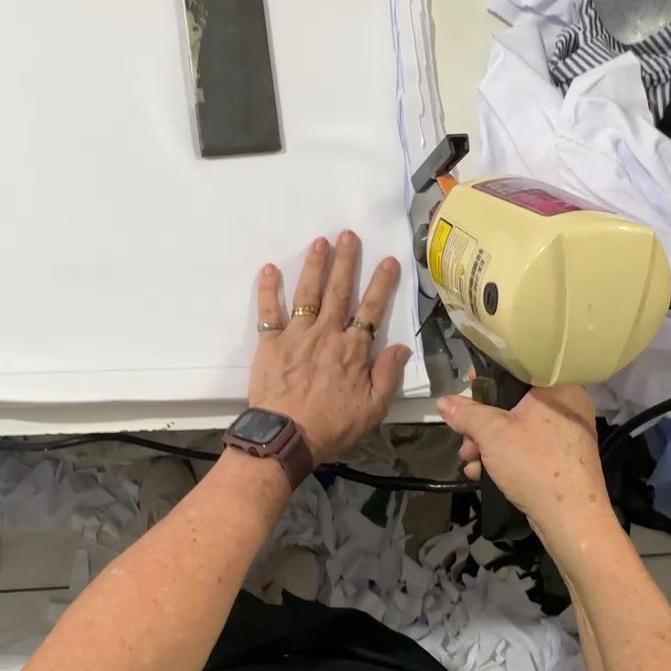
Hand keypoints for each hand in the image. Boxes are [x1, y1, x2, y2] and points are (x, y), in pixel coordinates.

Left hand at [250, 232, 412, 463]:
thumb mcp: (373, 408)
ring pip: (308, 293)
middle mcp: (326, 334)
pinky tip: (268, 269)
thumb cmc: (332, 425)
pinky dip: (268, 289)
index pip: (372, 309)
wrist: (287, 435)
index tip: (389, 261)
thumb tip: (401, 347)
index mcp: (353, 350)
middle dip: (346, 261)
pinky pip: (269, 311)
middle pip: (339, 291)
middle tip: (348, 235)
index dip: (382, 284)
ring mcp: (297, 335)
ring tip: (319, 242)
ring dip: (314, 266)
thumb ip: (387, 375)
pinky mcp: (270, 343)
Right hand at [436, 384, 612, 524]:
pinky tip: (484, 472)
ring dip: (487, 442)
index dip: (487, 378)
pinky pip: (527, 446)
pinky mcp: (563, 458)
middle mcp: (567, 406)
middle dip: (481, 422)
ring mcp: (567, 434)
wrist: (571, 519)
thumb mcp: (492, 434)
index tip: (466, 387)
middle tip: (465, 438)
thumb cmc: (535, 465)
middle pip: (513, 402)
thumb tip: (444, 402)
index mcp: (558, 389)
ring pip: (517, 427)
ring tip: (470, 460)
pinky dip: (504, 455)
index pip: (517, 370)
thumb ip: (466, 413)